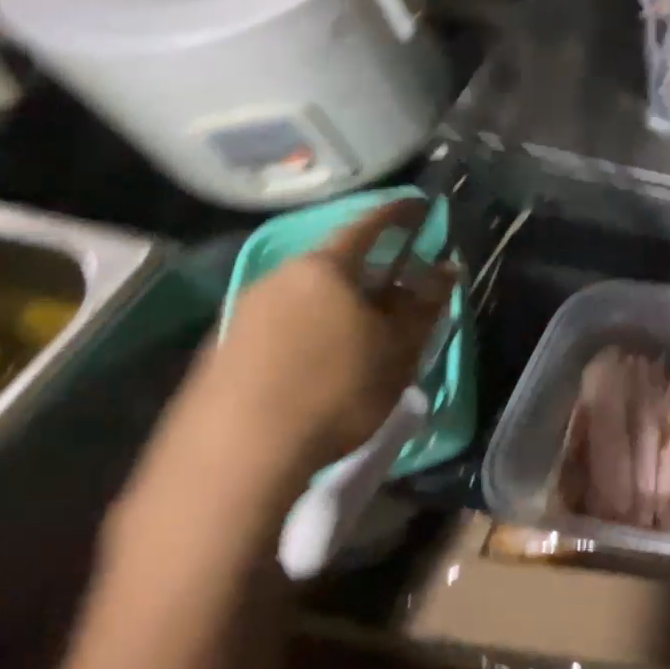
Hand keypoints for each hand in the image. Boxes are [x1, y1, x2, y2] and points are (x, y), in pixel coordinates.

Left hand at [194, 200, 456, 472]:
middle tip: (406, 284)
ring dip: (344, 301)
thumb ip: (426, 303)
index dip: (401, 213)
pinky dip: (316, 326)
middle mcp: (280, 279)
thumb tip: (444, 267)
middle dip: (375, 268)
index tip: (423, 207)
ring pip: (310, 294)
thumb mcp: (399, 348)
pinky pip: (286, 322)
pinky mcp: (226, 350)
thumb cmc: (335, 390)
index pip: (370, 224)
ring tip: (371, 327)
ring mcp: (245, 314)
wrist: (231, 461)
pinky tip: (328, 358)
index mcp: (325, 268)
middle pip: (337, 262)